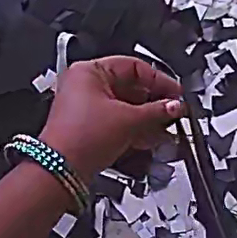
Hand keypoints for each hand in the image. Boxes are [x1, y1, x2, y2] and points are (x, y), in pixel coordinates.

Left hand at [39, 56, 184, 178]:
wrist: (61, 170)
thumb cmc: (79, 139)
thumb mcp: (128, 120)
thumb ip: (157, 110)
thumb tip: (174, 105)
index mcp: (88, 72)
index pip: (133, 66)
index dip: (159, 80)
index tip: (175, 94)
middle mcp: (84, 86)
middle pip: (129, 88)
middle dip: (154, 103)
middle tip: (173, 112)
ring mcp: (85, 108)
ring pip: (124, 107)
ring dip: (147, 118)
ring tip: (166, 127)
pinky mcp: (88, 128)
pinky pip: (116, 122)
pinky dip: (134, 129)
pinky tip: (151, 137)